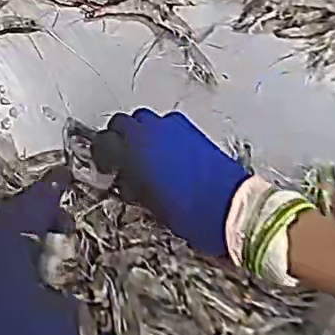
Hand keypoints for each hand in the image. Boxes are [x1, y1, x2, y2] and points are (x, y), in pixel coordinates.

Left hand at [0, 169, 77, 334]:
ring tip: (50, 231)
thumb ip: (53, 265)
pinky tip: (31, 254)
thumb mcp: (59, 300)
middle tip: (58, 206)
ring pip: (0, 232)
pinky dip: (13, 244)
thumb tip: (54, 252)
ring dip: (23, 226)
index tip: (62, 178)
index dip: (46, 191)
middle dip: (34, 207)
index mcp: (6, 250)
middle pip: (9, 216)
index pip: (27, 209)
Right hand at [91, 110, 248, 257]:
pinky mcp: (189, 128)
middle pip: (121, 123)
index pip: (104, 142)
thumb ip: (135, 186)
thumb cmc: (192, 215)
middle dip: (118, 137)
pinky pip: (166, 123)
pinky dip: (161, 133)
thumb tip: (128, 181)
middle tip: (121, 157)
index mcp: (133, 152)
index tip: (104, 167)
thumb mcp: (153, 206)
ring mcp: (170, 127)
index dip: (100, 155)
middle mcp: (148, 132)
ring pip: (143, 119)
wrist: (233, 208)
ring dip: (139, 132)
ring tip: (144, 153)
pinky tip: (168, 152)